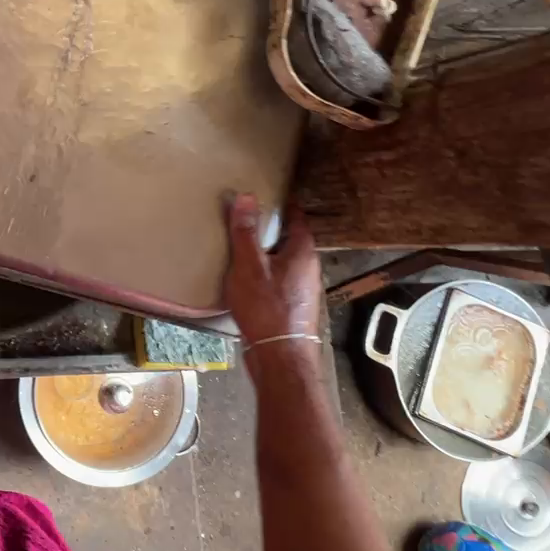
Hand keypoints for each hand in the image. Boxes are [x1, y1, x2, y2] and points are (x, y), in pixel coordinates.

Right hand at [225, 194, 321, 360]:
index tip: (263, 194)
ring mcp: (303, 288)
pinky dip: (264, 271)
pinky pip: (279, 278)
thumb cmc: (266, 307)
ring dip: (266, 252)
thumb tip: (247, 196)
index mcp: (302, 252)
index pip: (296, 217)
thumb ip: (245, 232)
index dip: (282, 203)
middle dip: (270, 228)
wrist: (280, 356)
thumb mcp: (248, 266)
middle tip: (244, 217)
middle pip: (290, 239)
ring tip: (240, 246)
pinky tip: (246, 278)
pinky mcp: (293, 305)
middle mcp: (308, 267)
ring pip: (284, 260)